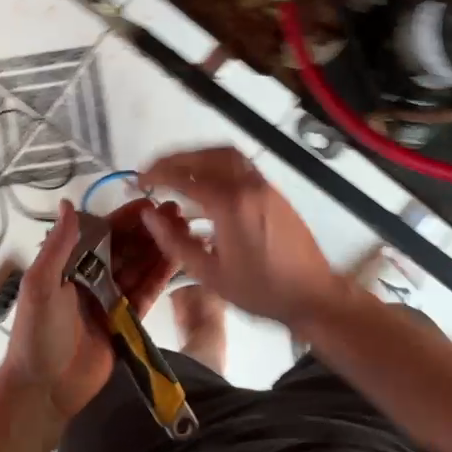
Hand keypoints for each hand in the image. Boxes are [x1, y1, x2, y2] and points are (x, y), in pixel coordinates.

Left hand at [0, 199, 182, 422]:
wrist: (45, 388)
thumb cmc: (37, 335)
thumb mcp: (41, 286)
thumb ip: (58, 247)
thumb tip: (68, 203)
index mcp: (69, 265)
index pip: (102, 234)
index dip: (125, 219)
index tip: (151, 204)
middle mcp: (91, 277)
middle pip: (125, 248)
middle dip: (149, 230)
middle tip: (178, 213)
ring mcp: (110, 298)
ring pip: (140, 267)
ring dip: (160, 248)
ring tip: (185, 230)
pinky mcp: (126, 320)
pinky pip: (146, 293)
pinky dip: (161, 276)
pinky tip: (179, 260)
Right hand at [138, 147, 353, 327]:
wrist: (313, 296)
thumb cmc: (259, 291)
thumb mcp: (209, 273)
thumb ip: (175, 241)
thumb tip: (149, 215)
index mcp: (230, 204)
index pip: (185, 178)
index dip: (157, 176)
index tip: (138, 180)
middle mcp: (248, 186)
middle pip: (206, 156)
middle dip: (176, 159)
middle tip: (153, 171)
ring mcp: (264, 186)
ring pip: (226, 156)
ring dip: (198, 158)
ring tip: (177, 173)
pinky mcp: (274, 193)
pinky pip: (241, 167)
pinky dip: (217, 166)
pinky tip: (206, 188)